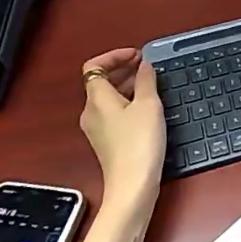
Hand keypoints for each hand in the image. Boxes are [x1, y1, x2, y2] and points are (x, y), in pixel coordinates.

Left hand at [79, 49, 164, 208]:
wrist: (132, 186)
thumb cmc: (139, 143)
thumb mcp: (149, 105)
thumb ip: (146, 80)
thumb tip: (145, 65)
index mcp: (97, 98)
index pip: (95, 65)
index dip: (114, 56)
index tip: (136, 55)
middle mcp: (91, 112)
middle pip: (100, 81)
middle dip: (123, 69)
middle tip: (146, 66)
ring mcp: (96, 128)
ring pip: (107, 97)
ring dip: (126, 85)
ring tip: (150, 83)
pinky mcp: (105, 141)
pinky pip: (112, 112)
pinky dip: (126, 102)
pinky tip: (146, 107)